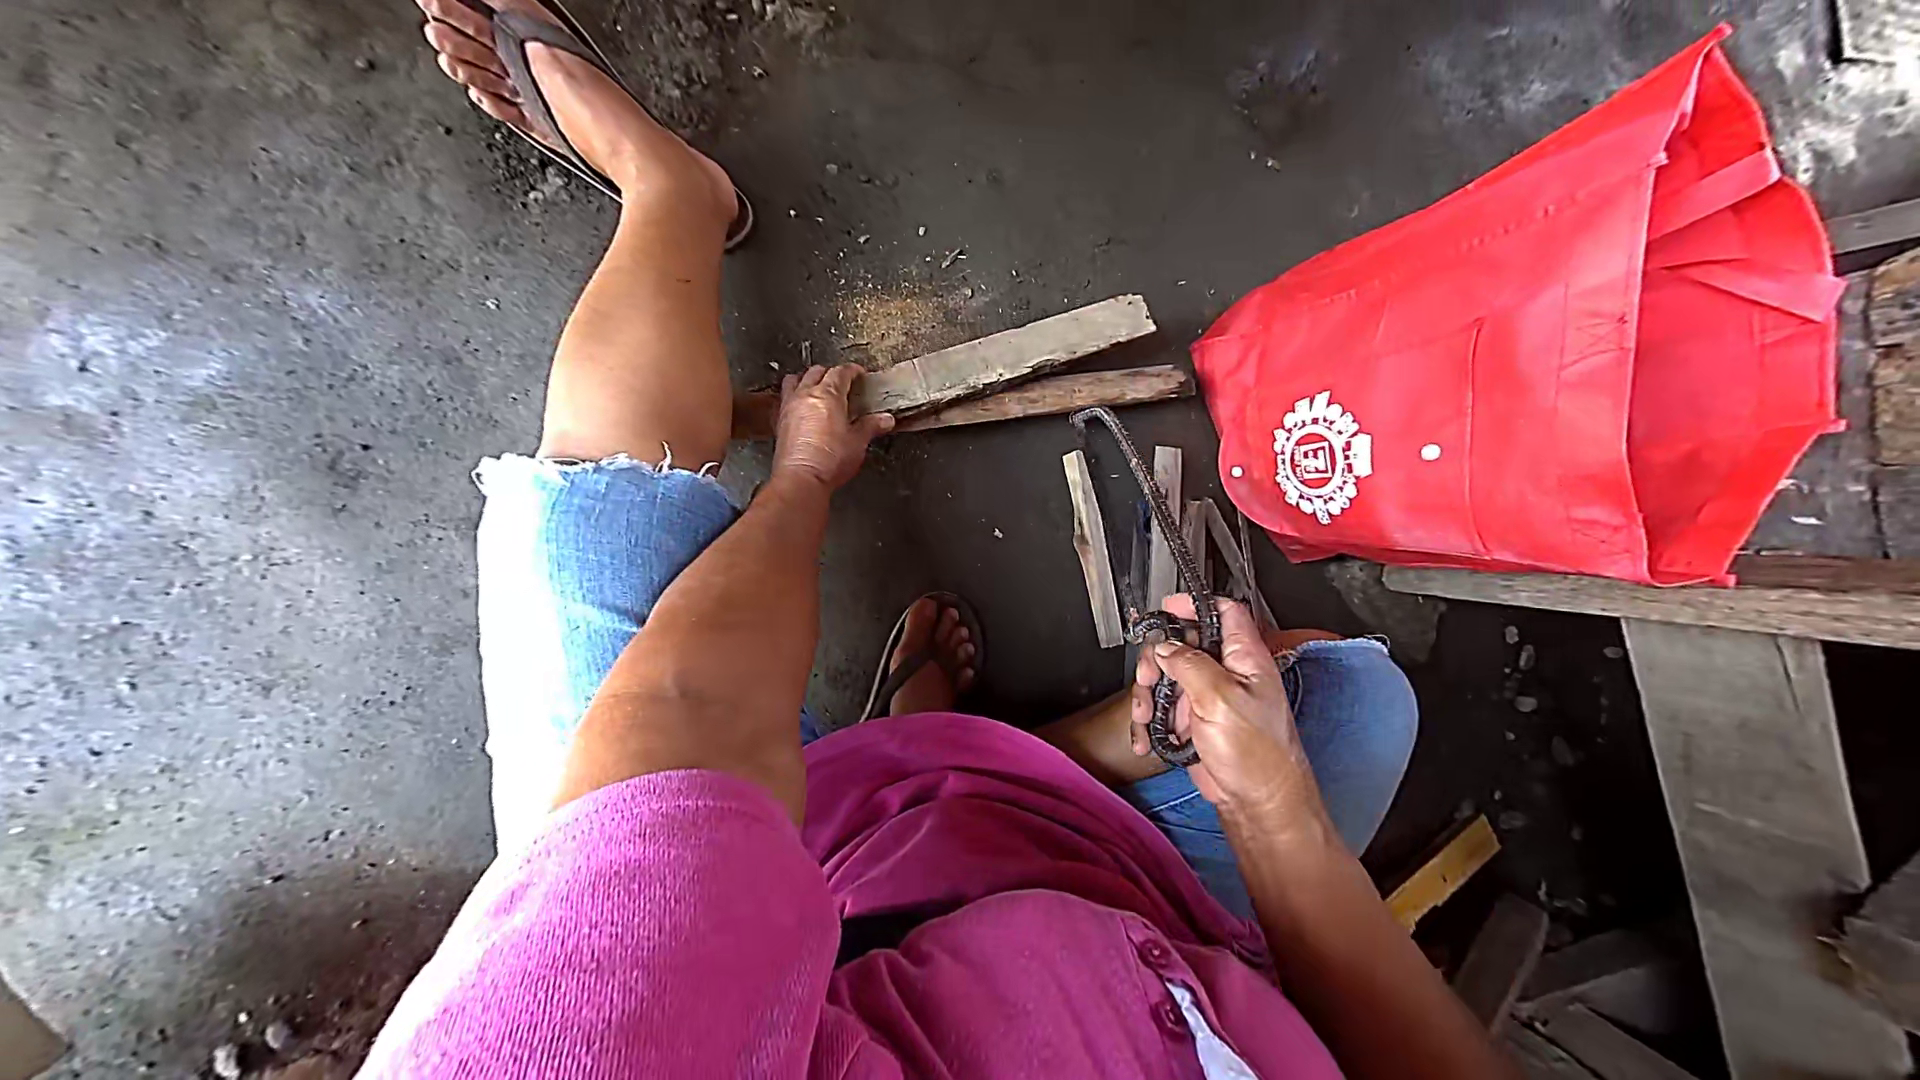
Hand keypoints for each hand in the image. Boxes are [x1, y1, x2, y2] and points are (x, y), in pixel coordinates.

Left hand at [772, 364, 894, 489]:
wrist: (801, 478)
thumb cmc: (828, 460)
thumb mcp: (858, 442)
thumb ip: (871, 426)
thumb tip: (885, 419)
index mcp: (828, 395)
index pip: (841, 372)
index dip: (852, 371)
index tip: (858, 374)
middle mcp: (806, 395)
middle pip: (817, 371)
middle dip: (830, 373)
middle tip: (841, 381)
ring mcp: (790, 406)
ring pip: (795, 379)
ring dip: (806, 379)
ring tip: (816, 387)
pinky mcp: (780, 421)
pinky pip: (784, 398)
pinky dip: (792, 396)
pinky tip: (799, 406)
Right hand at [1131, 594, 1330, 825]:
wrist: (1256, 803)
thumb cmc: (1259, 756)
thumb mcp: (1220, 698)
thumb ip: (1190, 664)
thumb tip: (1165, 646)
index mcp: (1245, 658)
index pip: (1224, 612)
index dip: (1195, 604)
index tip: (1168, 608)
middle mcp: (1226, 673)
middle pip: (1182, 644)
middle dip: (1156, 658)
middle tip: (1149, 676)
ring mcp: (1208, 696)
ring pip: (1165, 676)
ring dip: (1148, 694)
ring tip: (1148, 715)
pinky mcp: (1194, 720)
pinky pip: (1162, 708)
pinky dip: (1149, 719)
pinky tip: (1147, 735)